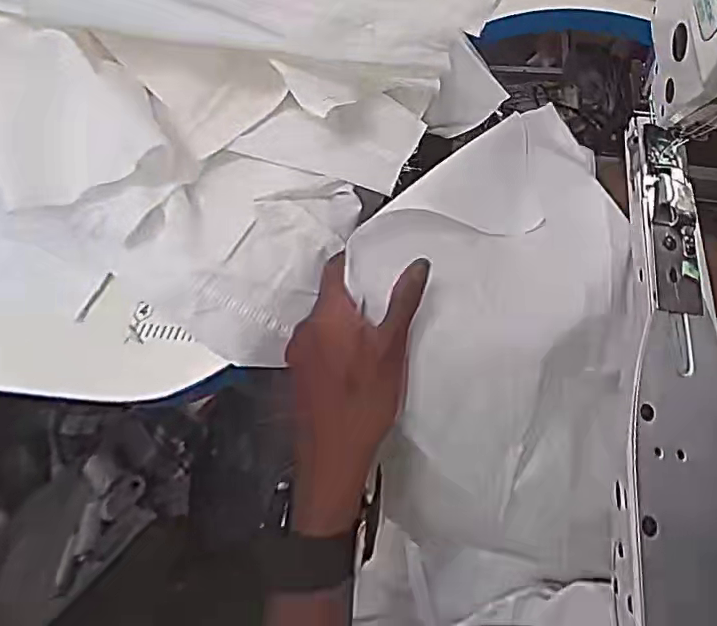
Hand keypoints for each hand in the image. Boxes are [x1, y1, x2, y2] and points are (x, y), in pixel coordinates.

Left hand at [284, 253, 429, 535]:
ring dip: (348, 319)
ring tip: (377, 329)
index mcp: (327, 316)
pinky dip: (339, 340)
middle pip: (331, 295)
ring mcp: (299, 354)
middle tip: (386, 296)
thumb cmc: (362, 403)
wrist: (333, 460)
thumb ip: (403, 301)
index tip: (374, 255)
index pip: (335, 269)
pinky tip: (360, 357)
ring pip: (326, 321)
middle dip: (358, 293)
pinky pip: (320, 342)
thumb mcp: (393, 346)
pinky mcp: (300, 375)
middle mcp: (306, 330)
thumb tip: (417, 266)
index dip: (354, 258)